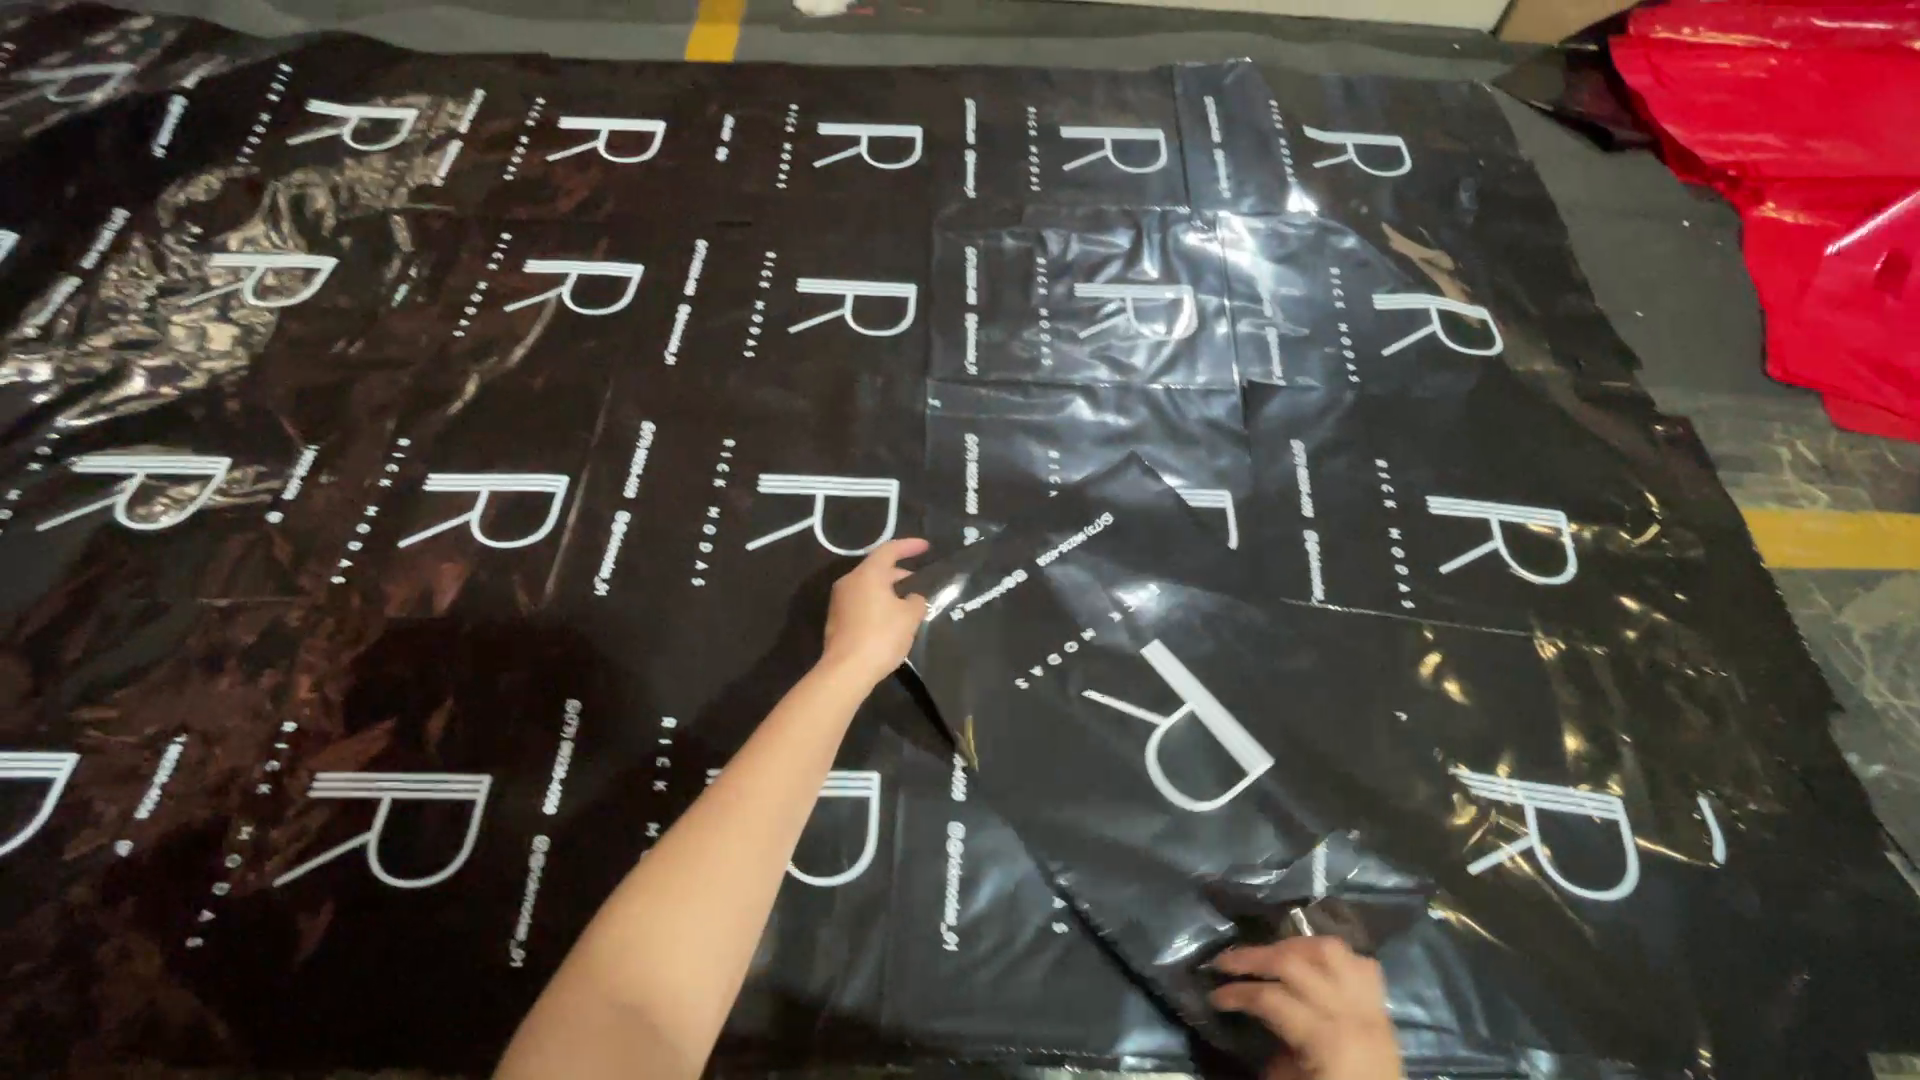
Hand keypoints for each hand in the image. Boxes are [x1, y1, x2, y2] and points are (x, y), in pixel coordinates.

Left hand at [820, 538, 929, 688]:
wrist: (846, 671)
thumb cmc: (881, 637)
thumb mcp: (910, 617)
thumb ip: (916, 600)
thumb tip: (912, 598)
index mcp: (867, 574)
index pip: (889, 550)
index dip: (909, 546)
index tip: (926, 547)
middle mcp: (849, 582)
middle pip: (877, 569)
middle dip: (900, 573)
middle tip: (919, 582)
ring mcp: (839, 601)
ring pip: (869, 587)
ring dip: (889, 591)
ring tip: (908, 603)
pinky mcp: (837, 620)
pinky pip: (861, 602)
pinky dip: (878, 603)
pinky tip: (892, 619)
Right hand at [1210, 938, 1400, 1079]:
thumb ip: (1274, 1044)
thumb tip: (1255, 1013)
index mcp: (1327, 1041)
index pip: (1271, 997)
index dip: (1236, 993)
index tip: (1214, 995)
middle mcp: (1351, 1014)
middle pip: (1294, 962)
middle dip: (1252, 957)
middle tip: (1224, 963)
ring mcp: (1371, 1009)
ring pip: (1329, 950)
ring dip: (1293, 946)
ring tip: (1269, 955)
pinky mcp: (1383, 1011)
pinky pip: (1360, 964)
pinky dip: (1335, 958)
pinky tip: (1314, 964)